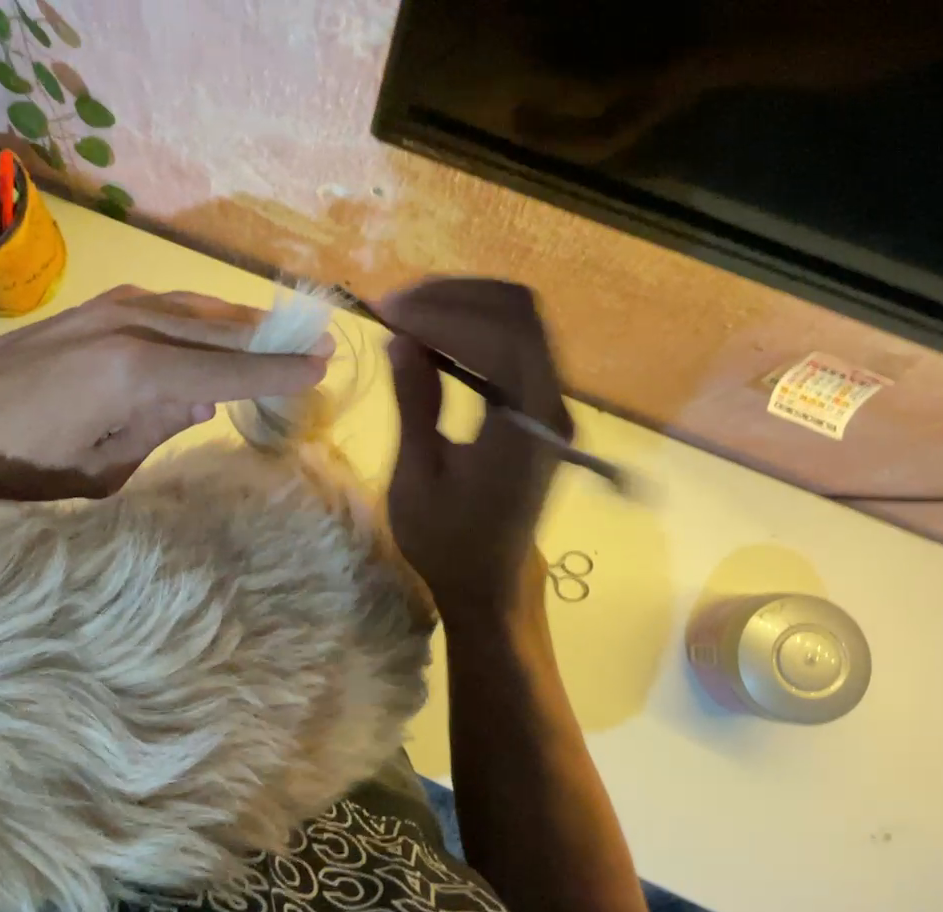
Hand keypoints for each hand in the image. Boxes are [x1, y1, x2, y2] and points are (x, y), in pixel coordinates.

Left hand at [0, 286, 328, 499]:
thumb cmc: (18, 473)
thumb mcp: (100, 471)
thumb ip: (158, 429)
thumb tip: (204, 400)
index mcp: (137, 374)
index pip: (226, 370)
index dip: (275, 372)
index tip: (320, 367)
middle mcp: (126, 327)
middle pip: (213, 326)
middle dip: (264, 337)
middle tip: (310, 343)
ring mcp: (100, 311)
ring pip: (184, 308)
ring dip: (228, 320)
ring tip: (266, 333)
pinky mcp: (79, 313)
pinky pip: (153, 306)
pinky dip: (187, 317)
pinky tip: (198, 329)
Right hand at [384, 278, 570, 618]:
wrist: (486, 583)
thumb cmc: (446, 541)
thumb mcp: (417, 475)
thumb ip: (414, 402)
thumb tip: (400, 337)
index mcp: (528, 425)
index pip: (503, 334)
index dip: (445, 311)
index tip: (389, 311)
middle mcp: (554, 404)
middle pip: (521, 314)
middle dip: (456, 297)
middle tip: (396, 304)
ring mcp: (552, 405)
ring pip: (522, 324)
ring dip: (465, 308)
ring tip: (408, 315)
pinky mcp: (540, 410)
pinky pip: (516, 348)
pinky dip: (474, 331)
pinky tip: (433, 338)